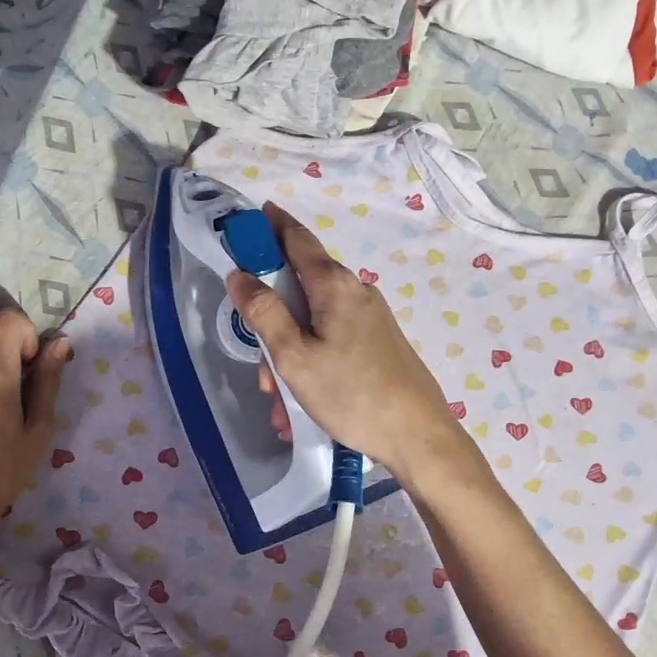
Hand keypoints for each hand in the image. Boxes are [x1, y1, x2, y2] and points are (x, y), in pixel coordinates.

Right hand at [226, 203, 464, 480]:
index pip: (296, 239)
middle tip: (262, 372)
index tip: (247, 219)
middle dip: (271, 326)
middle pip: (298, 290)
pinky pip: (330, 344)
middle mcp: (354, 292)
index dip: (270, 225)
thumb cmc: (351, 394)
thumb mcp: (294, 356)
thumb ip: (264, 313)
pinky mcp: (376, 344)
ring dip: (288, 359)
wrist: (418, 437)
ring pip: (311, 325)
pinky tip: (303, 408)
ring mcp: (369, 318)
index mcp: (334, 285)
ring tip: (282, 406)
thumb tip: (239, 275)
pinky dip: (310, 368)